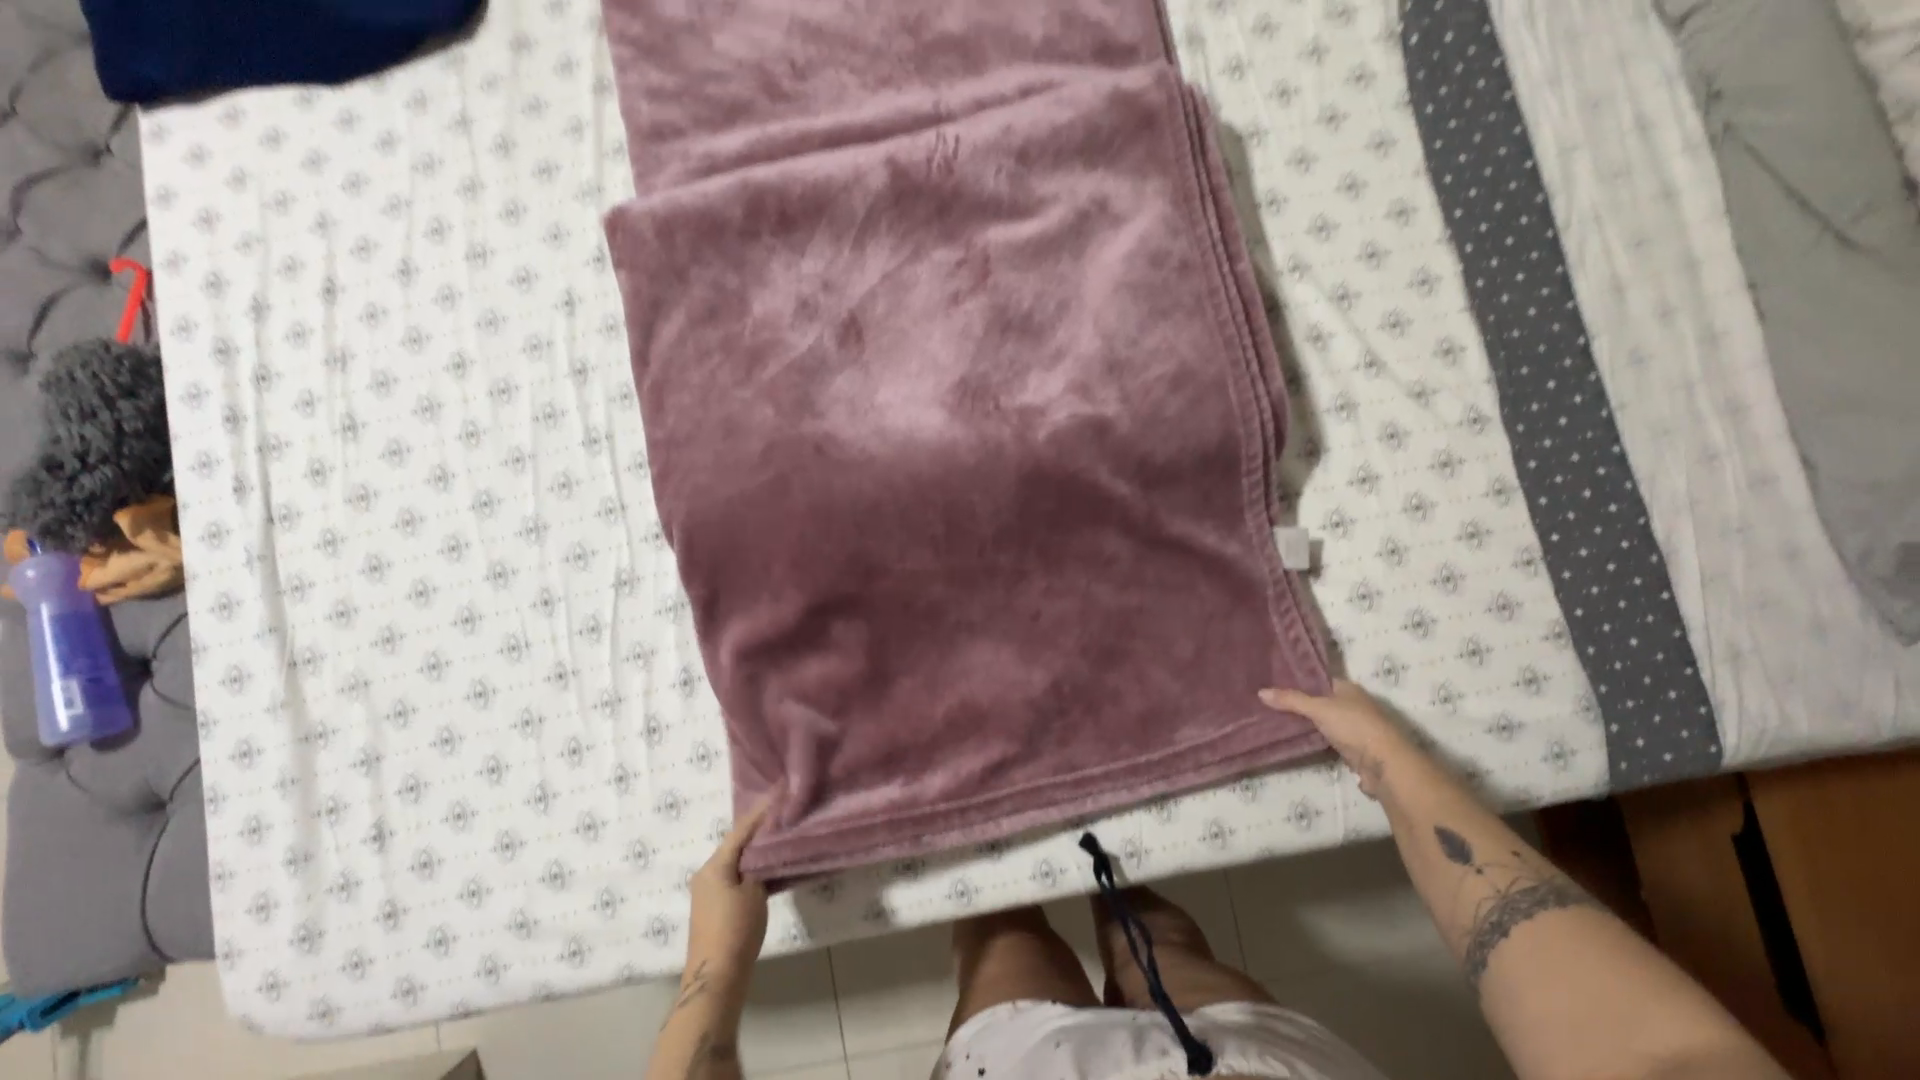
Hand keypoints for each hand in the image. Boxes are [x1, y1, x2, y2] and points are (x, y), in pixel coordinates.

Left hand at [685, 795, 776, 987]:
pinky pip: (735, 877)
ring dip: (756, 850)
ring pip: (736, 861)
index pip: (741, 829)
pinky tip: (769, 866)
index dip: (761, 811)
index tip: (779, 792)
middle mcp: (706, 873)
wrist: (716, 976)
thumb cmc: (736, 929)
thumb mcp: (754, 893)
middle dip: (759, 829)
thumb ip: (759, 866)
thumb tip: (765, 851)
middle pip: (736, 844)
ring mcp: (708, 891)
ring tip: (780, 836)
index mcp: (714, 865)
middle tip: (784, 813)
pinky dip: (752, 868)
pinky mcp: (714, 907)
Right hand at [1261, 680, 1422, 798]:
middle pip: (1320, 701)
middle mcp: (1352, 704)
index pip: (1319, 680)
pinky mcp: (1352, 748)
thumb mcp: (1319, 709)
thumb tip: (1260, 691)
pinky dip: (1312, 738)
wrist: (1384, 763)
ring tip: (1275, 719)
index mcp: (1348, 688)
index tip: (1274, 683)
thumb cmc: (1354, 726)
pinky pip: (1326, 739)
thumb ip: (1291, 700)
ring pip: (1323, 721)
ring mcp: (1353, 727)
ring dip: (1305, 722)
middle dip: (1299, 703)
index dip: (1298, 681)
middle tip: (1269, 702)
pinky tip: (1293, 738)